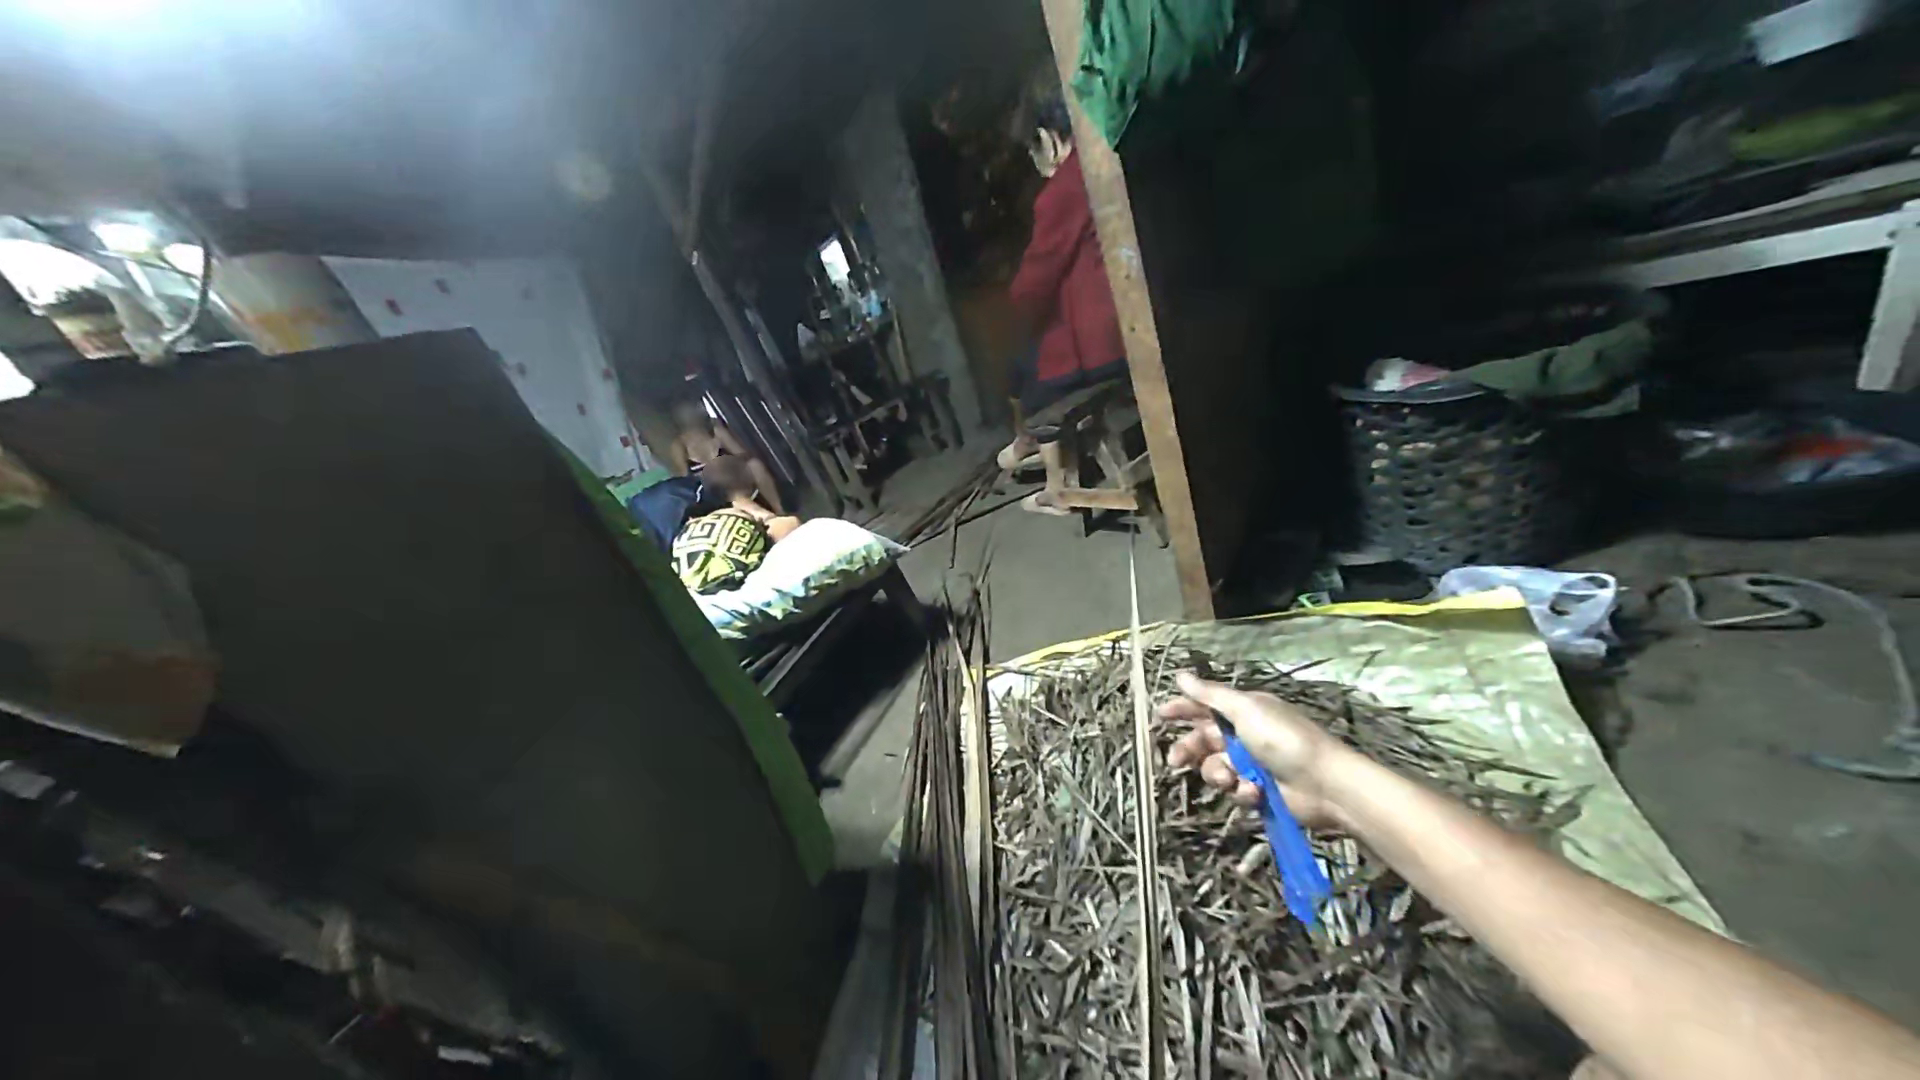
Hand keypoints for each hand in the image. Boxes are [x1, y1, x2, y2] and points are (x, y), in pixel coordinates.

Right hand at [1160, 672, 1348, 828]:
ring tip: (1230, 778)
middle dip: (1189, 750)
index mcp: (1242, 711)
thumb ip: (1210, 695)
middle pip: (1203, 740)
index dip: (1181, 709)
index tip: (1160, 716)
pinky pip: (1234, 790)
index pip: (1203, 706)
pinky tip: (1254, 792)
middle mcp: (1243, 735)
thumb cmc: (1284, 739)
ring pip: (1214, 767)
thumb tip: (1180, 675)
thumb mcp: (1245, 709)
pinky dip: (1241, 791)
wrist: (1325, 785)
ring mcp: (1250, 764)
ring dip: (1218, 773)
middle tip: (1175, 761)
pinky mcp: (1257, 791)